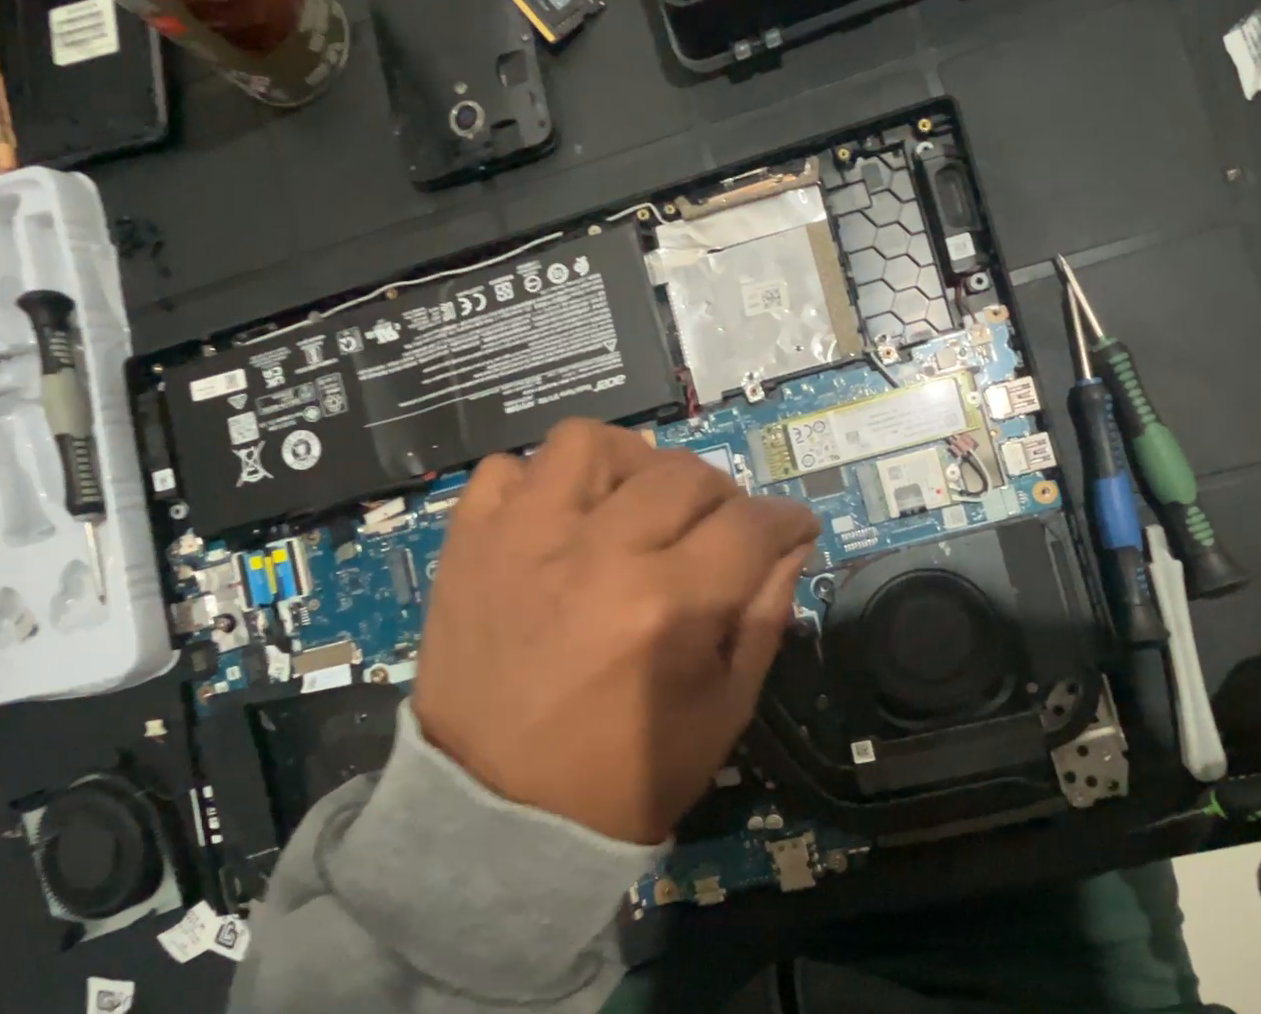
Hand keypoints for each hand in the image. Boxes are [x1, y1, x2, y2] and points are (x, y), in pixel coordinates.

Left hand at [412, 420, 819, 844]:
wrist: (495, 817)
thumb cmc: (623, 777)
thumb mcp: (722, 713)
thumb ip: (763, 618)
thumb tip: (789, 545)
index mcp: (667, 606)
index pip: (751, 524)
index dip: (787, 519)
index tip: (792, 527)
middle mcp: (596, 554)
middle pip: (683, 474)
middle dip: (723, 496)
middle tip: (719, 530)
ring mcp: (522, 540)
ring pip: (588, 443)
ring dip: (630, 465)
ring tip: (635, 504)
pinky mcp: (468, 546)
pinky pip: (504, 470)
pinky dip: (539, 483)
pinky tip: (559, 520)